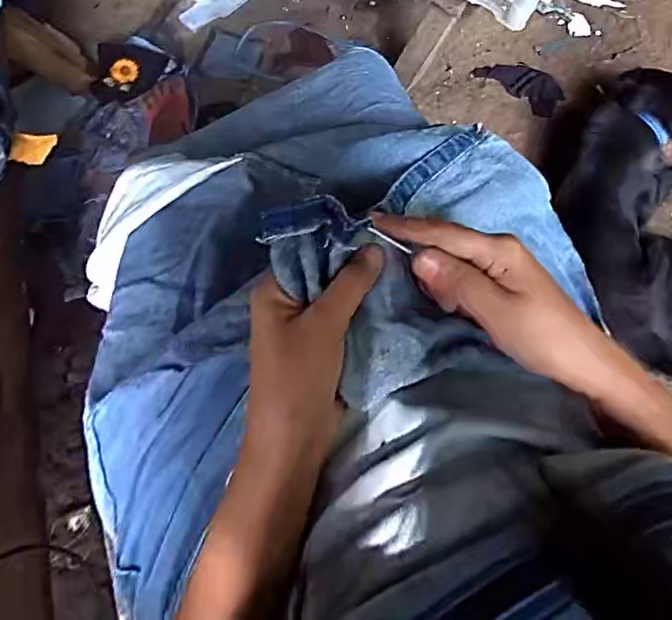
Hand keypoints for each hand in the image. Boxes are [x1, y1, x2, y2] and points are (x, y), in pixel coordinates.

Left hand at [245, 245, 381, 462]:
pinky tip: (390, 295)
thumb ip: (350, 282)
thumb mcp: (325, 323)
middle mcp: (287, 300)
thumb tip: (375, 246)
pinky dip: (365, 306)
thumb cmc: (298, 377)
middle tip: (392, 248)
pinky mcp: (324, 341)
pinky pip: (346, 313)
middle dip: (356, 261)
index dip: (337, 237)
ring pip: (339, 291)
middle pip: (325, 268)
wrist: (295, 442)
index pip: (306, 248)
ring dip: (364, 285)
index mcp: (274, 290)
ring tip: (397, 267)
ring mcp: (306, 322)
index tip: (373, 229)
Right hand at [371, 214, 627, 400]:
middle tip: (397, 261)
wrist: (585, 361)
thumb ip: (457, 282)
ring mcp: (504, 264)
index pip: (444, 233)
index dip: (408, 227)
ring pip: (457, 258)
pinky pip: (467, 273)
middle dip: (422, 249)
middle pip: (449, 240)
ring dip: (439, 273)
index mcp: (499, 249)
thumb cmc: (542, 337)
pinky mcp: (505, 282)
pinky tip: (450, 300)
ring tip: (432, 294)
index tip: (375, 220)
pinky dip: (452, 284)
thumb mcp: (495, 311)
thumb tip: (419, 256)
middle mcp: (500, 248)